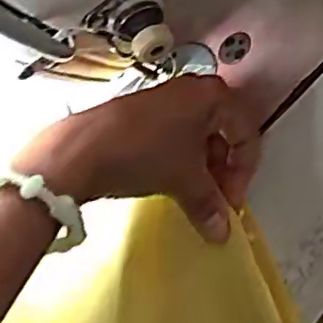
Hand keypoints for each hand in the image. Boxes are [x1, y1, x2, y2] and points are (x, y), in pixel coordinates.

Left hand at [11, 74, 260, 242]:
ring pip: (201, 134)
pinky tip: (170, 179)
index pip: (246, 134)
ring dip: (203, 166)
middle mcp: (197, 89)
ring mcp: (170, 97)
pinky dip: (182, 157)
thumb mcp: (183, 179)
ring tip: (192, 194)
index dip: (243, 172)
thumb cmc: (142, 153)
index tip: (231, 202)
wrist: (76, 151)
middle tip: (215, 199)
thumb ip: (208, 204)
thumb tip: (223, 233)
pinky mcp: (147, 110)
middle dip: (223, 169)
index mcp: (216, 95)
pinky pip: (179, 133)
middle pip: (225, 132)